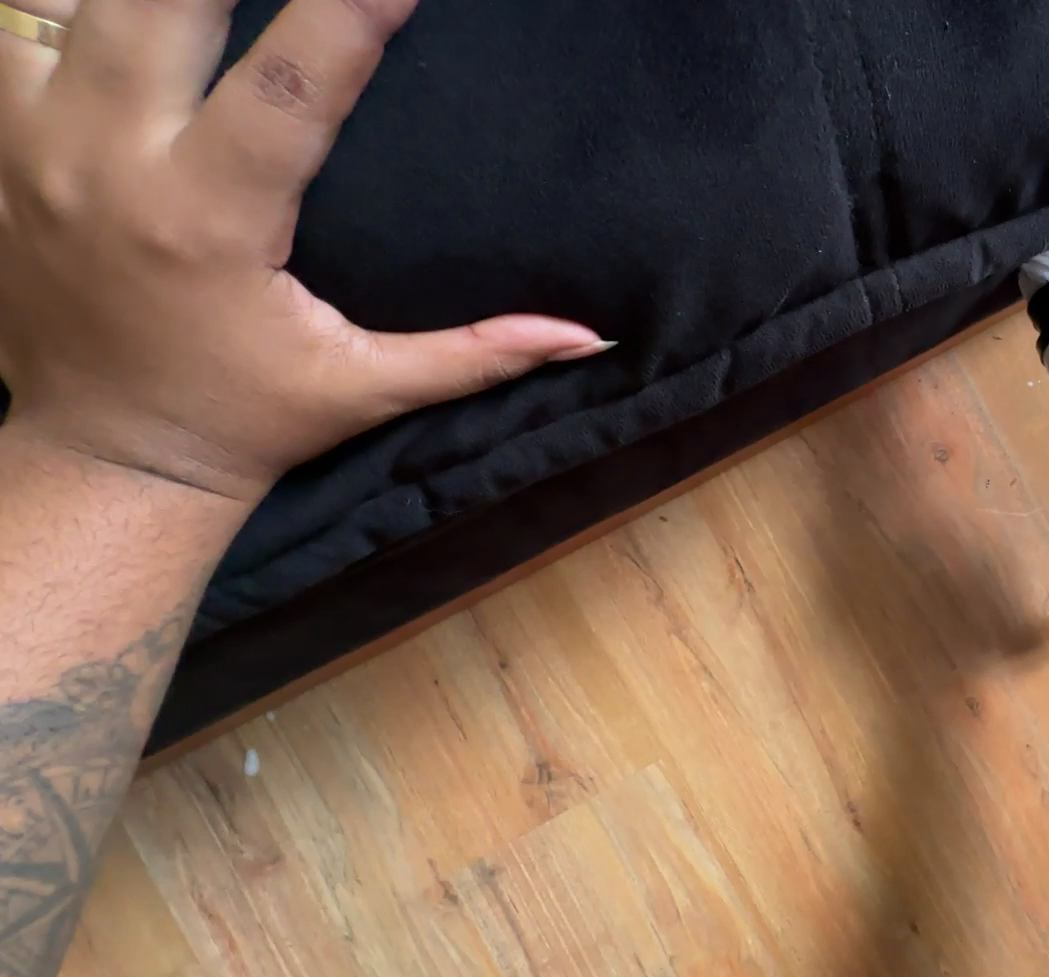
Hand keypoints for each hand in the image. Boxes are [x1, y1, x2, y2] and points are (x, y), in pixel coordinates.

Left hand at [0, 0, 610, 503]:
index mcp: (208, 222)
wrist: (112, 453)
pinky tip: (115, 0)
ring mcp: (21, 139)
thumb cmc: (256, 419)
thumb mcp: (377, 388)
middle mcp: (102, 160)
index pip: (290, 89)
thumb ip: (483, 354)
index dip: (348, 16)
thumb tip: (585, 337)